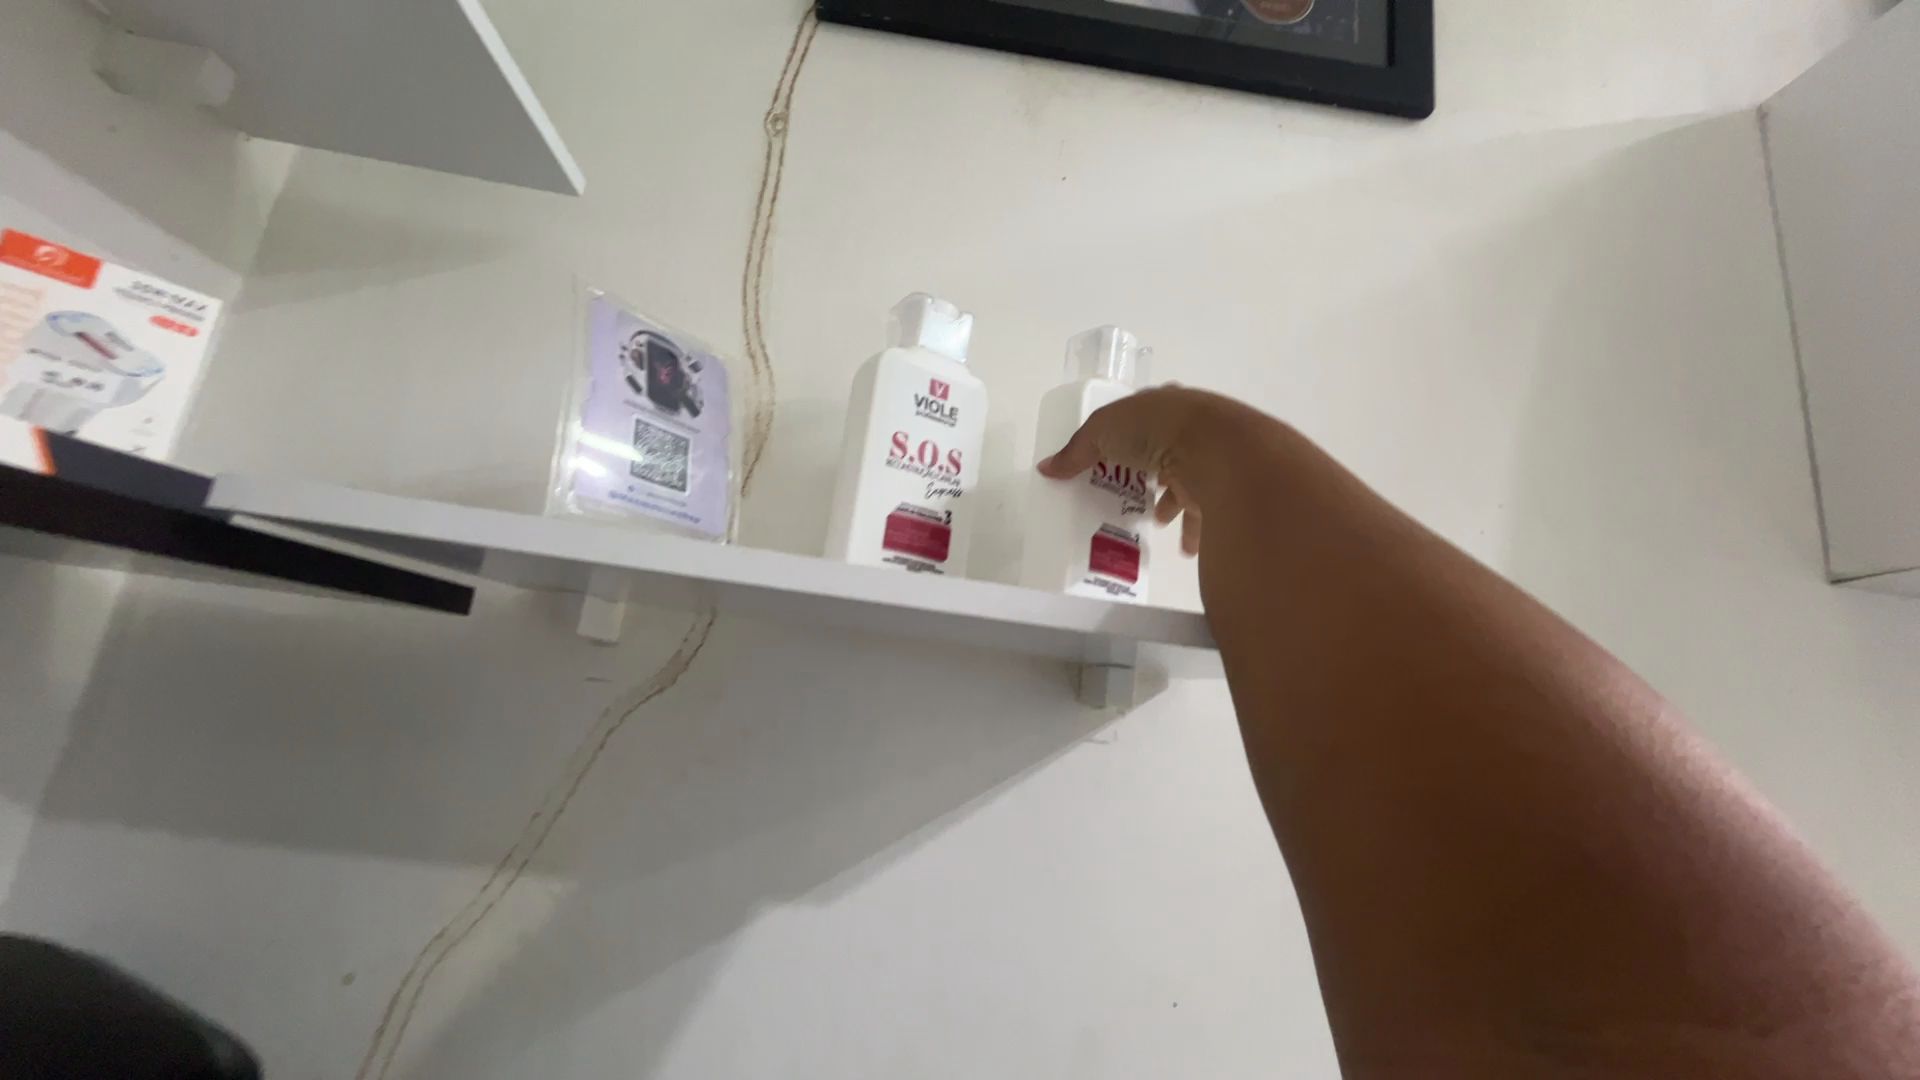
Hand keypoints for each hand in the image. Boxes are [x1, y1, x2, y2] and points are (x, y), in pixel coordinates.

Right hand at [1036, 386, 1243, 556]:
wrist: (1219, 451)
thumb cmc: (1155, 429)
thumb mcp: (1102, 432)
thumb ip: (1076, 452)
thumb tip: (1046, 468)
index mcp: (1167, 404)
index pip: (1149, 416)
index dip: (1133, 433)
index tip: (1118, 455)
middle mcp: (1194, 427)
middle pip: (1169, 450)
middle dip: (1154, 472)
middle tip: (1135, 494)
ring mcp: (1214, 458)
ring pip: (1191, 482)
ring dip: (1173, 504)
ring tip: (1156, 524)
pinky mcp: (1226, 490)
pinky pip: (1206, 514)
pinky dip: (1193, 531)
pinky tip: (1183, 549)